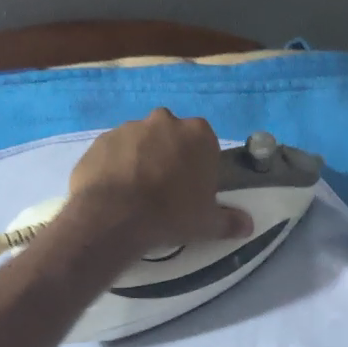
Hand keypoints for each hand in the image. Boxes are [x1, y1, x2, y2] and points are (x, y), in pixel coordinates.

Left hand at [65, 108, 253, 251]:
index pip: (204, 145)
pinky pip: (112, 154)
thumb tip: (248, 225)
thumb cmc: (171, 215)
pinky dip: (113, 169)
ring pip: (139, 144)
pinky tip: (112, 194)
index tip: (191, 190)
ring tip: (134, 196)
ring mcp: (128, 128)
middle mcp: (163, 121)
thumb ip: (229, 221)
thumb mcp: (207, 224)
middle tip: (163, 192)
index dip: (198, 167)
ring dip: (139, 162)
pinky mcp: (99, 141)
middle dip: (168, 158)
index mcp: (198, 134)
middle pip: (170, 139)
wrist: (115, 217)